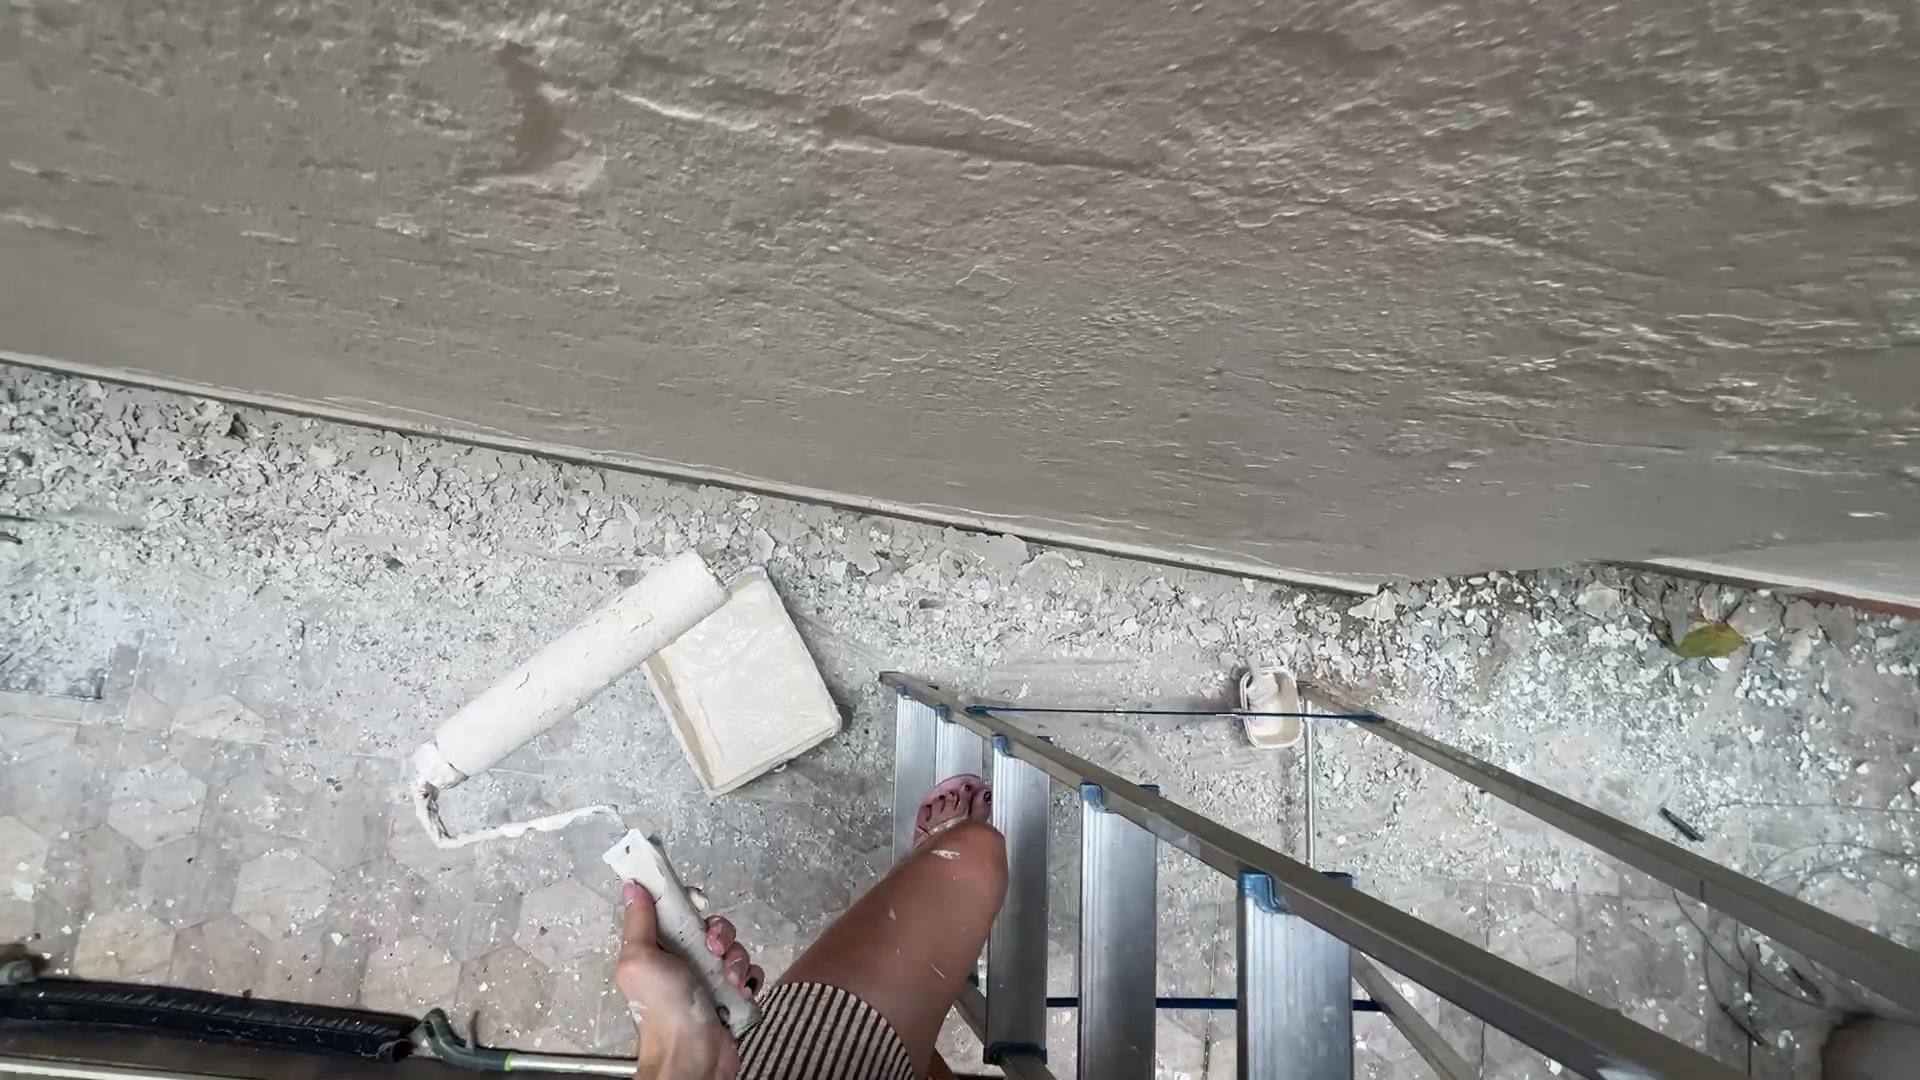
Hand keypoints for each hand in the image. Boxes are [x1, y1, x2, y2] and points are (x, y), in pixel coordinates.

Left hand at [616, 881, 763, 1079]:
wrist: (692, 1057)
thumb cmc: (663, 1010)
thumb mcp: (639, 961)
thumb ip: (639, 922)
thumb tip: (632, 886)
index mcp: (659, 949)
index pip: (678, 910)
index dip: (691, 901)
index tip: (697, 903)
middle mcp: (684, 960)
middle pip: (712, 924)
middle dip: (719, 932)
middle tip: (712, 948)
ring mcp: (710, 977)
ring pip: (734, 945)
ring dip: (735, 957)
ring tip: (727, 977)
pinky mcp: (732, 992)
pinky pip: (750, 969)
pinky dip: (747, 977)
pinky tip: (737, 989)